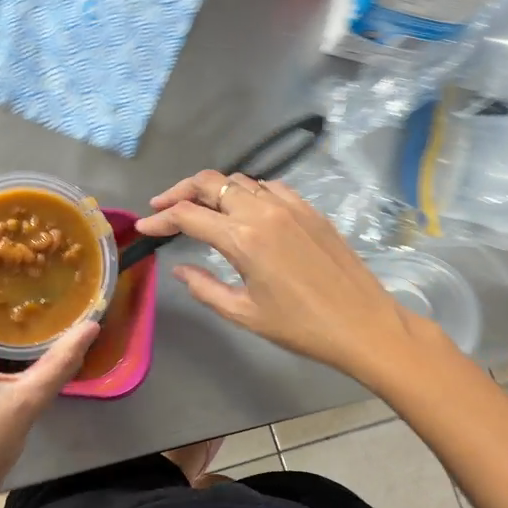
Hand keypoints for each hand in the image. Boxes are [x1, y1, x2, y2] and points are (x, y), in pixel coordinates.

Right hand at [134, 171, 447, 386]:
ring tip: (199, 208)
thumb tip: (180, 269)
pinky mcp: (309, 209)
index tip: (143, 228)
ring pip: (239, 180)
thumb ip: (204, 288)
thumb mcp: (244, 314)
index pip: (187, 215)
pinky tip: (243, 209)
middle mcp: (263, 211)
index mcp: (242, 238)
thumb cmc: (300, 327)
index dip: (160, 219)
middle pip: (209, 182)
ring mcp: (290, 206)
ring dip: (212, 189)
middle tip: (162, 208)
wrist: (364, 324)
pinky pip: (269, 186)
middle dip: (179, 191)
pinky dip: (246, 191)